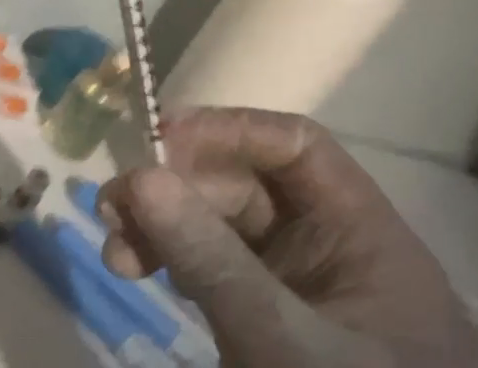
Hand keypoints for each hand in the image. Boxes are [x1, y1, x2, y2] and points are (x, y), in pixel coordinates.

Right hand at [100, 109, 477, 367]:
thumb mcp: (286, 347)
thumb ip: (214, 262)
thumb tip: (140, 175)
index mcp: (366, 237)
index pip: (296, 146)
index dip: (227, 131)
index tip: (157, 145)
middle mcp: (332, 250)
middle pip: (243, 183)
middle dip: (173, 189)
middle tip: (112, 213)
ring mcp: (301, 289)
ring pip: (219, 223)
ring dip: (161, 226)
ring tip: (116, 254)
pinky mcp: (272, 322)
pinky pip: (213, 266)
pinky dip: (172, 260)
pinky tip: (143, 273)